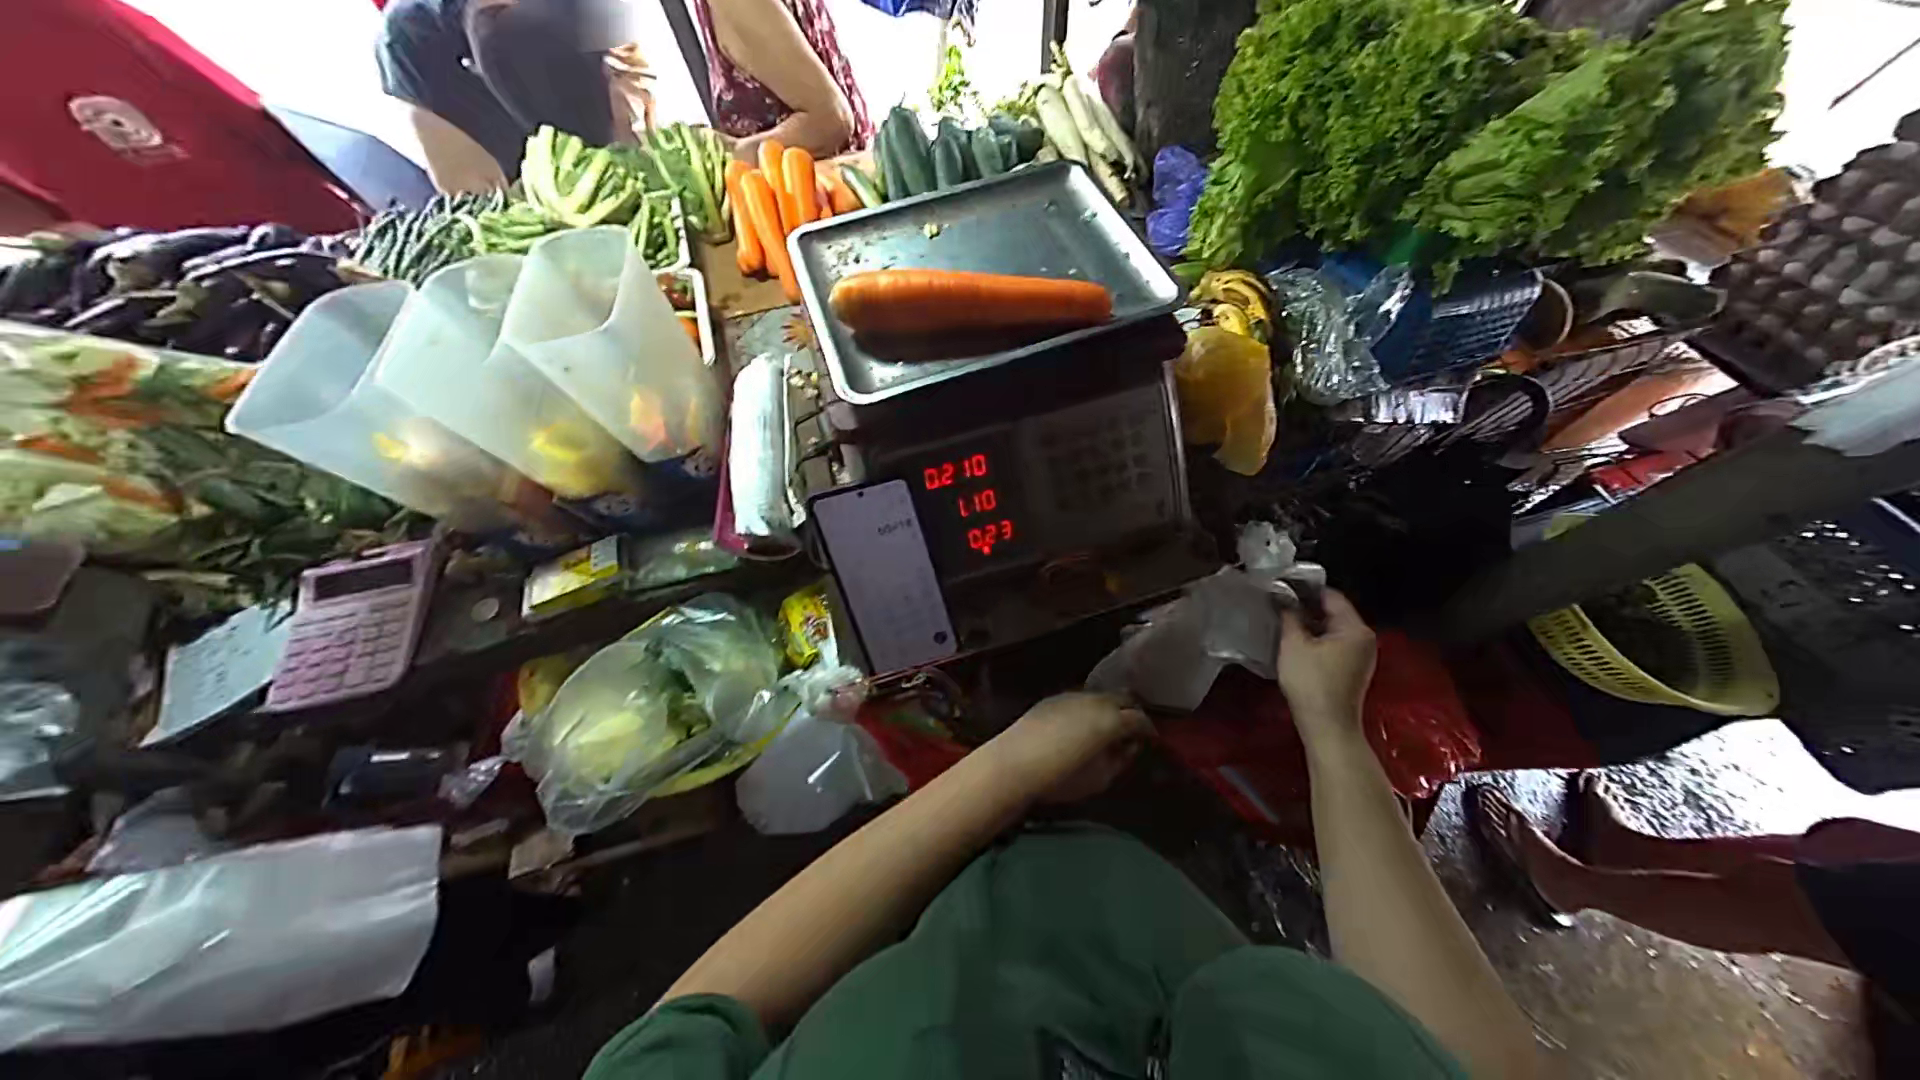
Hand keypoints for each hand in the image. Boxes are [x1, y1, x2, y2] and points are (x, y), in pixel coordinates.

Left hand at [990, 692, 1150, 803]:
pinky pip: (1080, 699)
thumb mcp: (1101, 778)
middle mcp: (1095, 700)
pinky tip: (1082, 723)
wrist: (1015, 763)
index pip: (1140, 719)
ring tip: (1107, 726)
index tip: (1150, 739)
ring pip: (1100, 696)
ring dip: (1109, 707)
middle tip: (1133, 729)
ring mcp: (1071, 696)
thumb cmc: (1063, 776)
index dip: (1149, 729)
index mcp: (1112, 719)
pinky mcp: (1052, 698)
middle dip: (1131, 711)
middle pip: (1122, 698)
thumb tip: (1128, 746)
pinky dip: (1088, 708)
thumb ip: (1121, 759)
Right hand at [1277, 589, 1376, 747]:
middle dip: (1306, 607)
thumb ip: (1290, 616)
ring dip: (1310, 624)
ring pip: (1333, 628)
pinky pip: (1334, 643)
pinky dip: (1317, 639)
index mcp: (1355, 629)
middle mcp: (1365, 638)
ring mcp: (1361, 655)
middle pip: (1334, 612)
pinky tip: (1296, 642)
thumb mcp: (1294, 645)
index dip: (1305, 589)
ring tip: (1283, 621)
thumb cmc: (1310, 682)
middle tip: (1278, 603)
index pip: (1331, 596)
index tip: (1281, 587)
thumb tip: (1284, 598)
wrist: (1327, 726)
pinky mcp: (1353, 668)